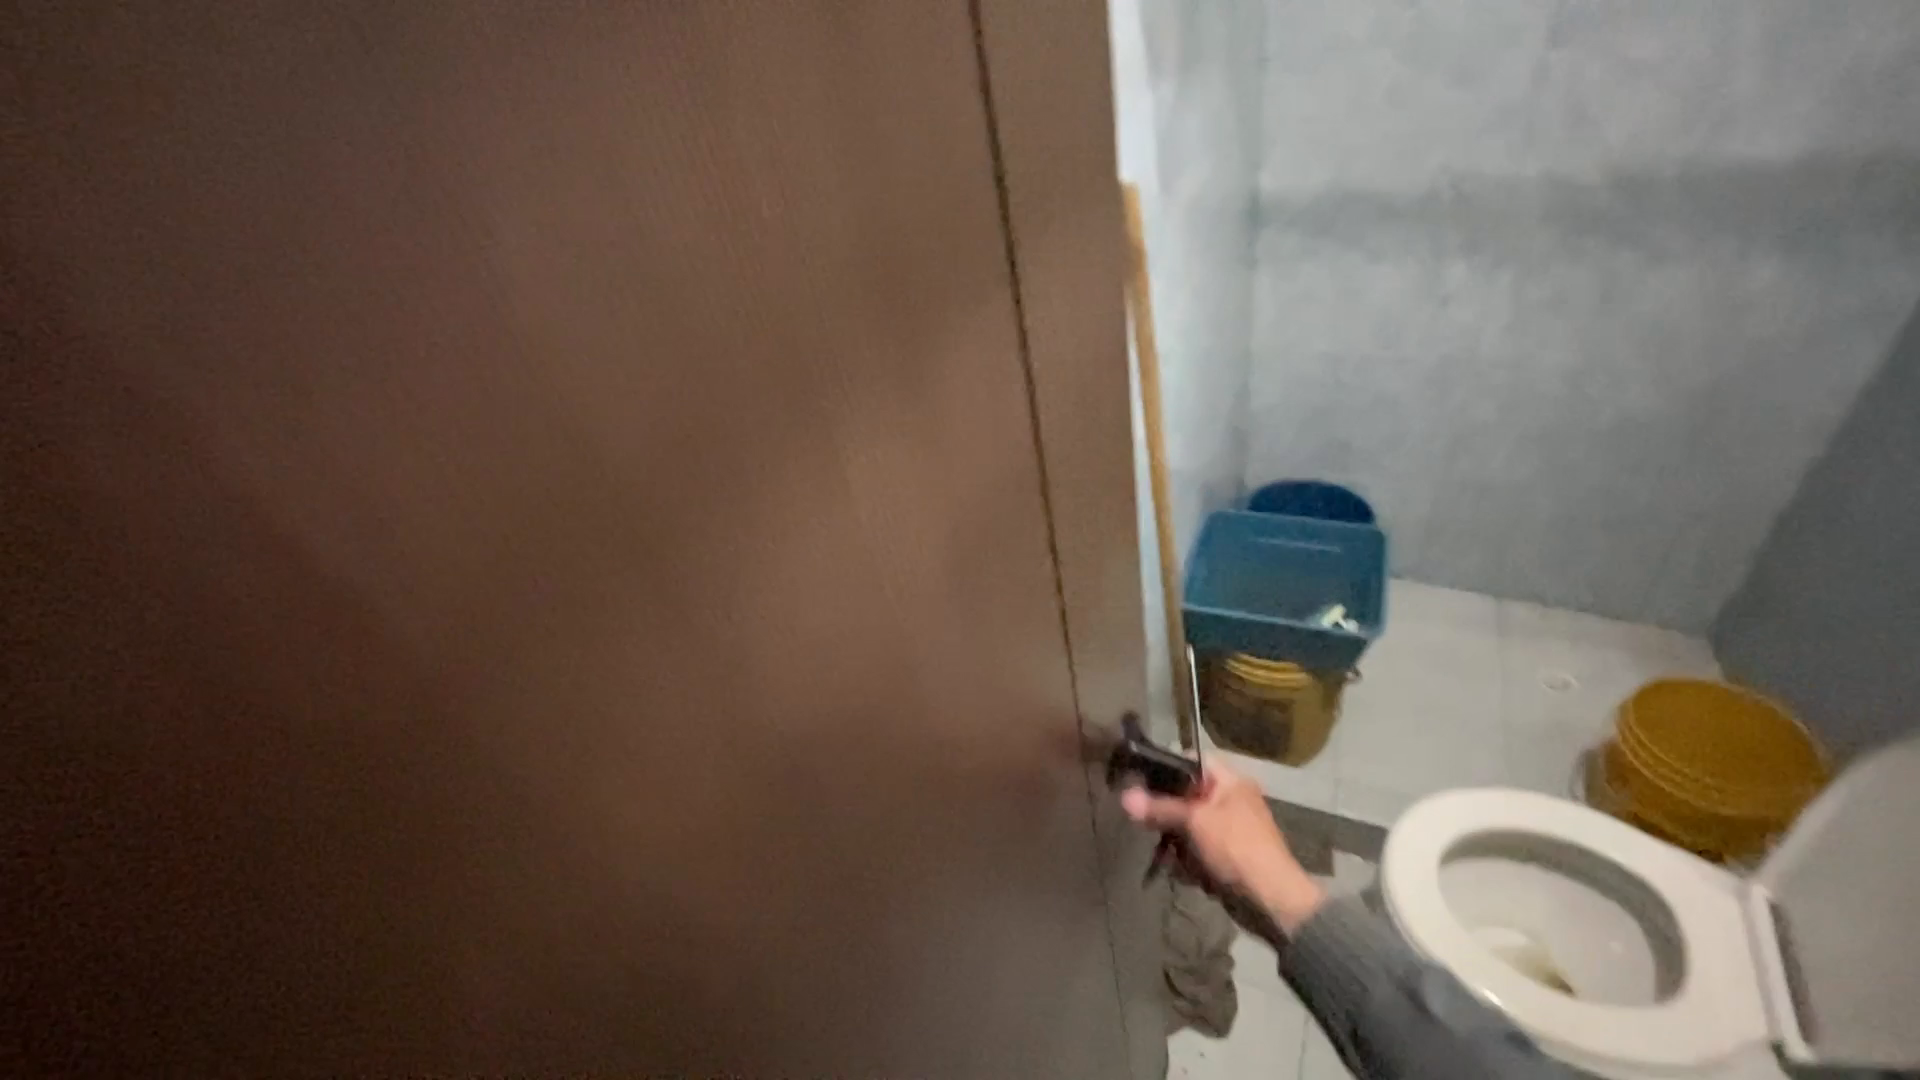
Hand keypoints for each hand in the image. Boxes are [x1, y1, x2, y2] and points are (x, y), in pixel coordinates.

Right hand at [1120, 762, 1325, 936]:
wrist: (1272, 901)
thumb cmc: (1236, 848)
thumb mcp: (1195, 822)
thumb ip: (1160, 808)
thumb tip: (1125, 796)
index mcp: (1231, 782)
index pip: (1192, 761)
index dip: (1166, 767)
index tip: (1140, 780)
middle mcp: (1231, 801)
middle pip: (1186, 796)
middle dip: (1167, 813)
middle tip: (1147, 822)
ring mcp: (1229, 830)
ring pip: (1188, 826)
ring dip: (1175, 841)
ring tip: (1167, 854)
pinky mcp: (1226, 856)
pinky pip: (1196, 850)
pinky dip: (1187, 860)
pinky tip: (1183, 872)